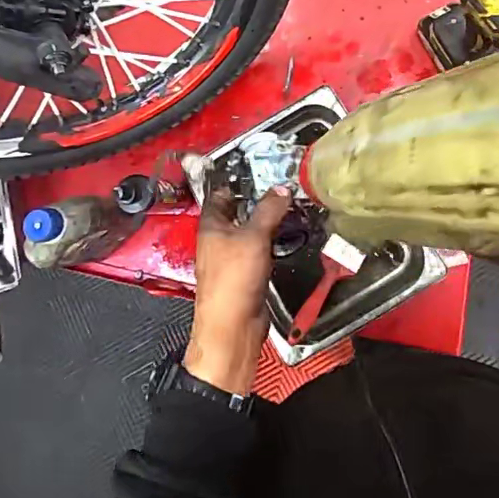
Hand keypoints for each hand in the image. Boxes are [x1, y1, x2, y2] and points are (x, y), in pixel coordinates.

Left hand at [186, 184, 292, 393]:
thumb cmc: (234, 279)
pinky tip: (284, 241)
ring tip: (287, 211)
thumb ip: (268, 210)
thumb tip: (282, 189)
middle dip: (255, 202)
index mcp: (211, 226)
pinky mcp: (243, 276)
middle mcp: (217, 241)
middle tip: (280, 189)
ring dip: (264, 224)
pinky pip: (257, 252)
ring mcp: (229, 260)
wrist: (233, 327)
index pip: (220, 194)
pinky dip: (269, 245)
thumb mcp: (254, 236)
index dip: (236, 181)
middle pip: (236, 213)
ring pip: (248, 233)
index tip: (256, 170)